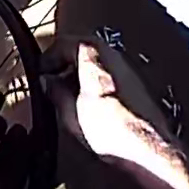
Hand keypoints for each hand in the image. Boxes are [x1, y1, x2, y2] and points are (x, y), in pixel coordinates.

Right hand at [43, 37, 174, 165]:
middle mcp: (108, 50)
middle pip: (79, 49)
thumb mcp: (71, 112)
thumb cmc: (108, 126)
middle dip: (63, 65)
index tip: (39, 72)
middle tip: (51, 84)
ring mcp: (123, 63)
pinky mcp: (133, 80)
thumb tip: (46, 82)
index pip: (61, 43)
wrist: (149, 145)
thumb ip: (55, 92)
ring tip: (67, 96)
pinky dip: (92, 80)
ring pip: (93, 61)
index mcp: (90, 51)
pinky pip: (106, 71)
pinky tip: (88, 103)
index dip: (47, 58)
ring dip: (77, 73)